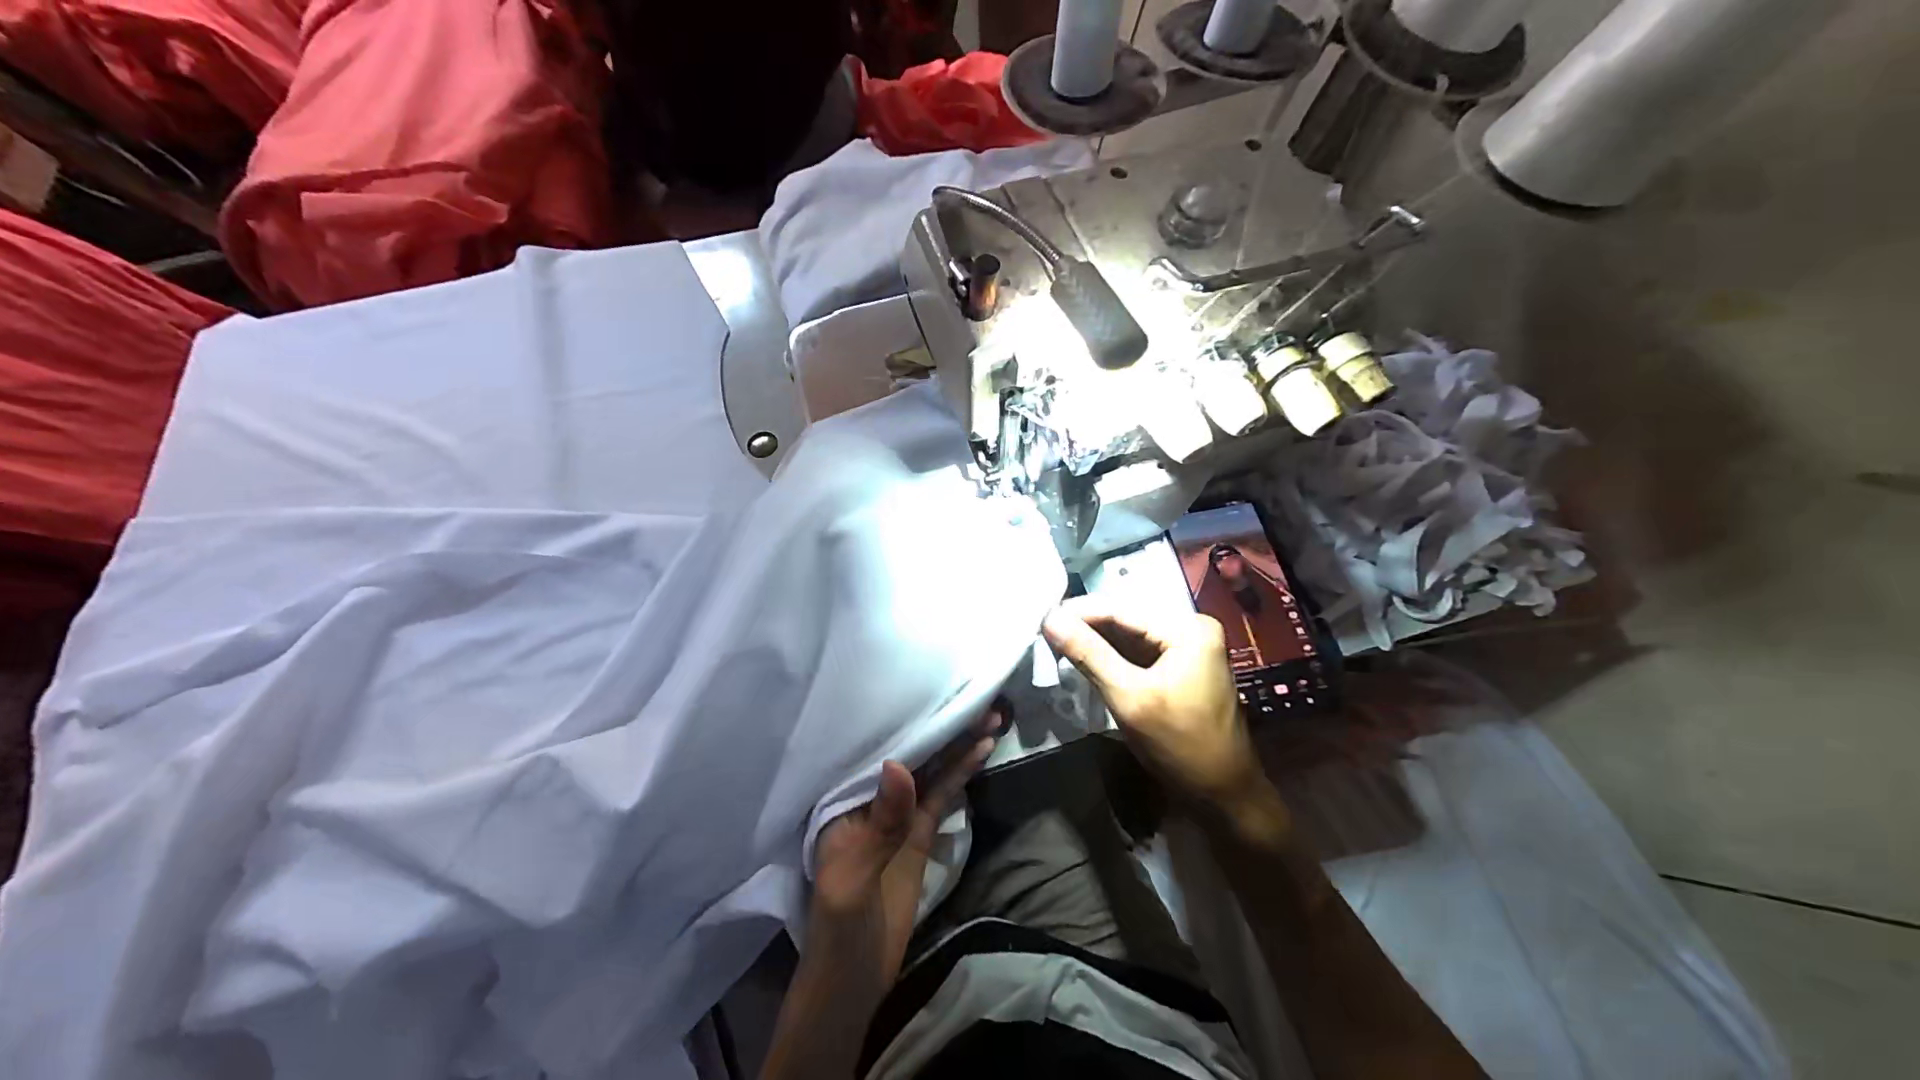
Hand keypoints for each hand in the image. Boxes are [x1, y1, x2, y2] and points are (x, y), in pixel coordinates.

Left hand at [810, 710, 998, 975]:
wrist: (853, 978)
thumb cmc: (838, 926)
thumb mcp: (853, 876)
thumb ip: (880, 824)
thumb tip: (900, 766)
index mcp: (844, 799)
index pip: (878, 749)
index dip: (909, 721)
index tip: (940, 695)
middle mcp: (871, 798)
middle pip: (910, 755)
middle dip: (942, 727)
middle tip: (980, 698)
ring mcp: (898, 816)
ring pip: (930, 771)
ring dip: (957, 746)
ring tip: (989, 716)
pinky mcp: (917, 834)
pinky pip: (942, 796)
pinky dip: (961, 774)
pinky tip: (981, 752)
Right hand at [1042, 596, 1267, 810]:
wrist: (1223, 795)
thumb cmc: (1179, 745)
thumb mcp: (1129, 697)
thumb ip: (1088, 654)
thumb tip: (1049, 618)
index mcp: (1188, 628)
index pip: (1121, 610)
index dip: (1077, 613)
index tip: (1039, 618)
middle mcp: (1192, 629)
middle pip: (1126, 620)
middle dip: (1085, 628)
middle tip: (1043, 633)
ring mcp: (1189, 649)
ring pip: (1129, 637)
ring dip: (1095, 643)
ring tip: (1055, 644)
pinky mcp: (1182, 668)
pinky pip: (1138, 653)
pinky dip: (1112, 658)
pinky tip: (1083, 660)